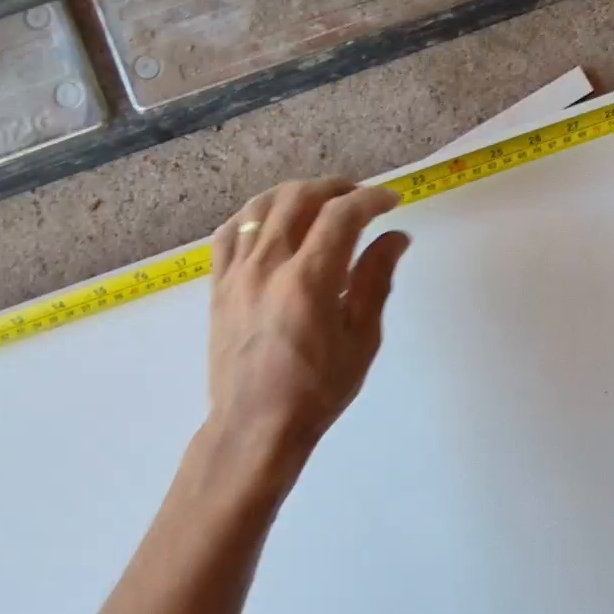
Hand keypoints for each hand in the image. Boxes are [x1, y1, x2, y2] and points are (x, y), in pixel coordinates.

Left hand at [196, 179, 410, 488]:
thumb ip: (376, 281)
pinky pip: (230, 231)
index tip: (391, 201)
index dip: (371, 199)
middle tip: (360, 197)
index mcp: (309, 279)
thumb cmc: (318, 389)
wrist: (255, 425)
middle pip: (299, 197)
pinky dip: (254, 214)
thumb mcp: (362, 340)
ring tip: (319, 202)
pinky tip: (271, 221)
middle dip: (336, 187)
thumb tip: (395, 237)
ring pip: (262, 206)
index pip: (342, 215)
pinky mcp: (218, 284)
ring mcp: (237, 272)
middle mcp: (269, 265)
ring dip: (296, 194)